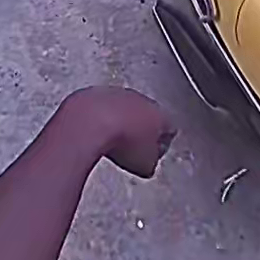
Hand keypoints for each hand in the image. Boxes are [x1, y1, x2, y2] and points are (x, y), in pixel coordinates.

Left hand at [60, 86, 176, 178]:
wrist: (90, 122)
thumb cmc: (120, 141)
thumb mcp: (145, 166)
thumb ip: (151, 162)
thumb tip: (146, 162)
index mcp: (159, 115)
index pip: (169, 129)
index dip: (162, 144)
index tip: (155, 154)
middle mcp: (141, 100)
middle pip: (146, 115)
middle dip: (140, 131)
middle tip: (133, 149)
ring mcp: (118, 93)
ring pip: (124, 109)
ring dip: (120, 123)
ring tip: (111, 142)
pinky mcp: (97, 92)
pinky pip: (103, 107)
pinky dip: (100, 118)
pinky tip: (95, 133)